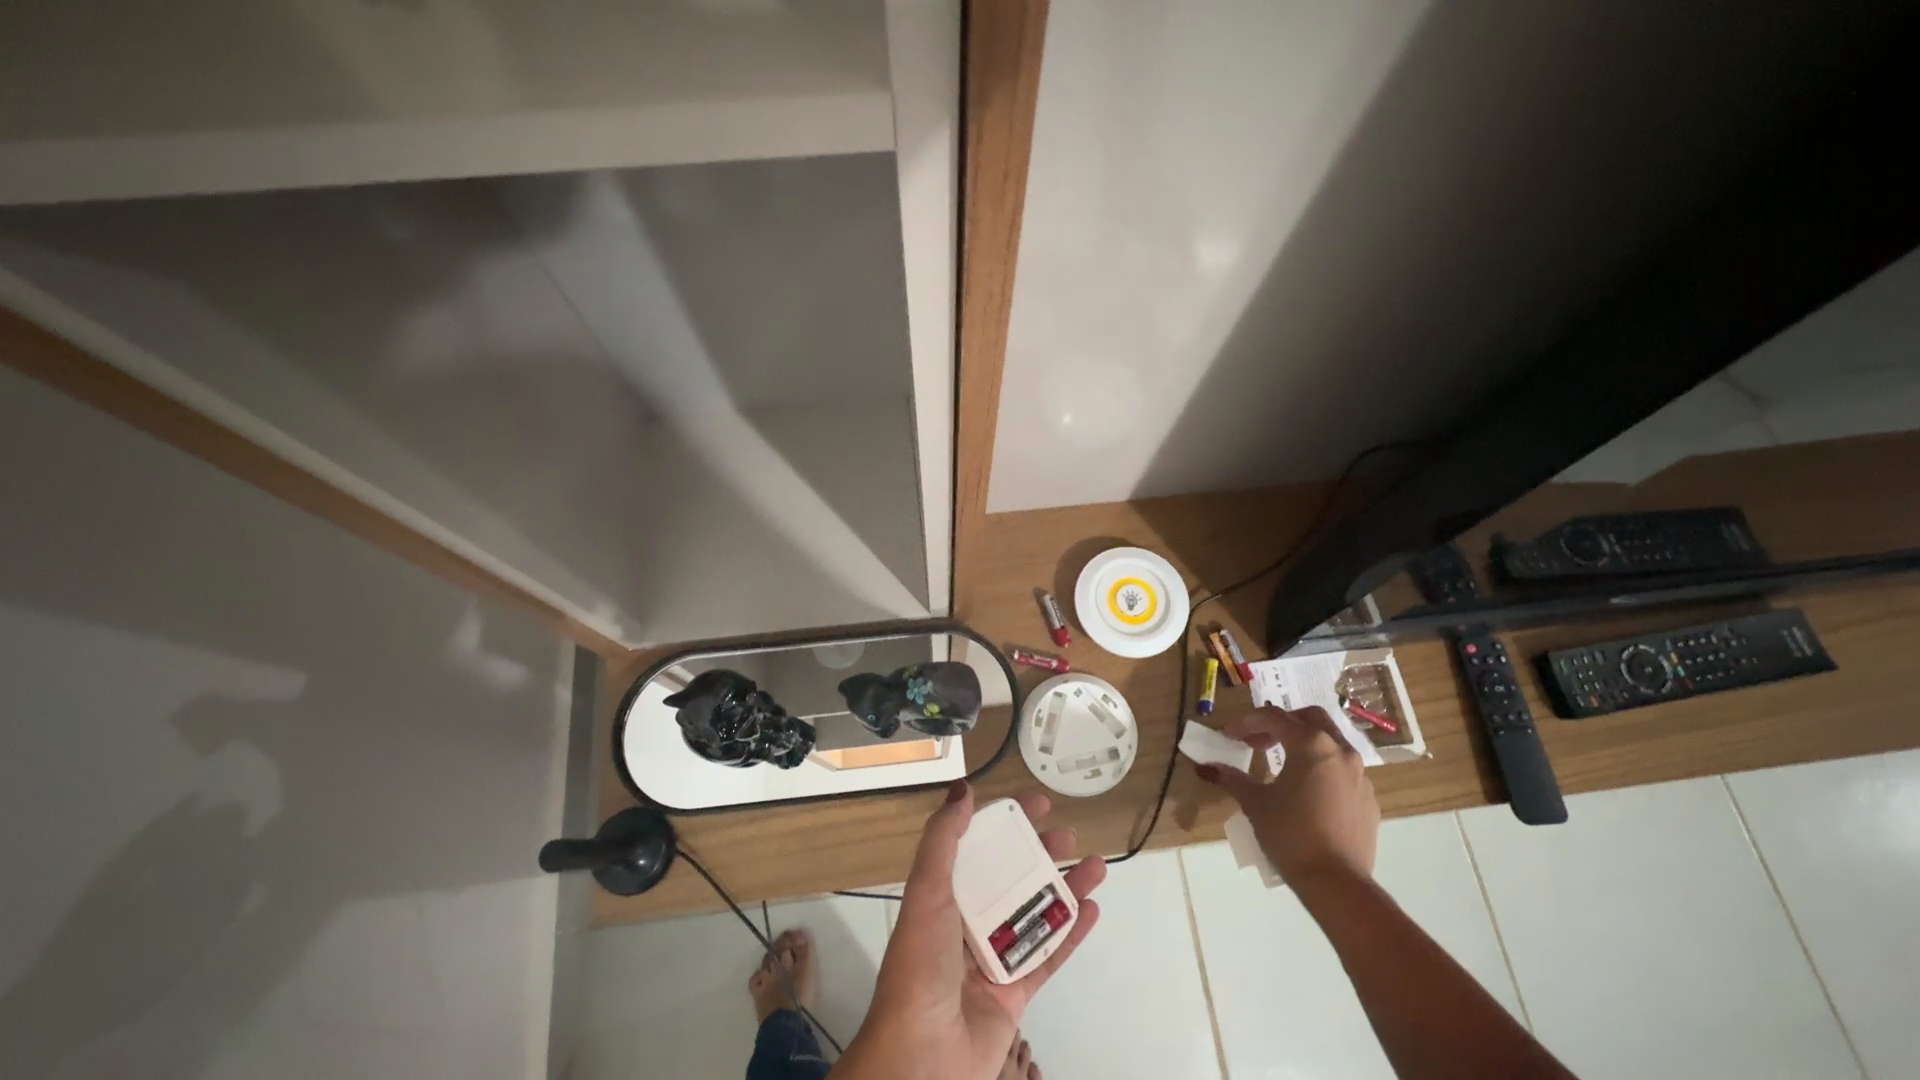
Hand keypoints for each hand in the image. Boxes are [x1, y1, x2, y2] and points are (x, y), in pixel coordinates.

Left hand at [831, 781, 1105, 1079]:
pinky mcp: (1015, 991)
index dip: (1005, 823)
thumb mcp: (926, 893)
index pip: (977, 848)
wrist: (923, 1054)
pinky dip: (1071, 933)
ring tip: (1096, 867)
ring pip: (1036, 914)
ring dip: (1065, 889)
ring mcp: (993, 957)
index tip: (1036, 804)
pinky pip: (1048, 955)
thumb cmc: (921, 965)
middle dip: (1040, 854)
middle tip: (1069, 836)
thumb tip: (963, 791)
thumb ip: (943, 840)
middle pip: (1011, 879)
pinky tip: (1091, 911)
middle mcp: (967, 923)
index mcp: (942, 897)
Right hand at [1195, 706, 1379, 891]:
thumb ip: (1232, 779)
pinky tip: (1307, 794)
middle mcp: (1340, 750)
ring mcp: (1360, 774)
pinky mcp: (1368, 799)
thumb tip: (1206, 768)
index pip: (1274, 718)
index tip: (1228, 736)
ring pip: (1331, 743)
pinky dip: (1322, 769)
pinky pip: (1343, 771)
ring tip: (1282, 765)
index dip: (1246, 723)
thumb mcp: (1255, 803)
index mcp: (1311, 744)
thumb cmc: (1290, 834)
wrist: (1336, 881)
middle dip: (1281, 723)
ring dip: (1304, 744)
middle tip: (1258, 742)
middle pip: (1309, 718)